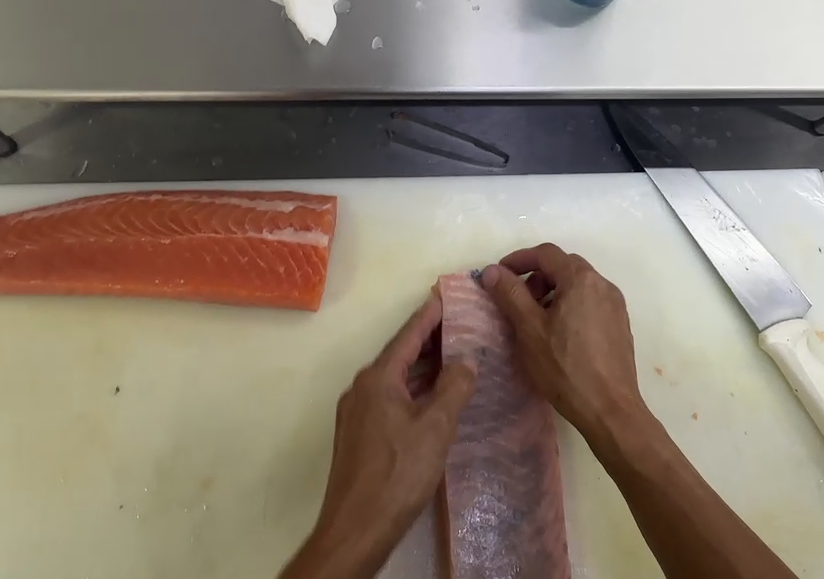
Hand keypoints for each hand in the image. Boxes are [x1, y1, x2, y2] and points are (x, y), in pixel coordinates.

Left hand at [281, 295, 475, 578]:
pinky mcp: (359, 434)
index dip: (431, 313)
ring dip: (423, 366)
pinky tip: (433, 396)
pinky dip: (414, 387)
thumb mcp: (436, 427)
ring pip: (396, 376)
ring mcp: (357, 411)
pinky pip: (390, 395)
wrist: (356, 530)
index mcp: (378, 378)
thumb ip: (454, 386)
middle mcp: (363, 387)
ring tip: (455, 354)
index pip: (409, 334)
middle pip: (401, 353)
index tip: (449, 293)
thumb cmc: (398, 473)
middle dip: (431, 338)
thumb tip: (467, 358)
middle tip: (461, 322)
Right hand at [480, 243, 649, 441]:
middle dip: (536, 276)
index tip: (499, 276)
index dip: (519, 260)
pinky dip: (570, 305)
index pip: (546, 253)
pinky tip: (559, 334)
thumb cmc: (565, 368)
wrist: (610, 410)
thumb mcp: (530, 329)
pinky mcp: (620, 324)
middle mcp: (602, 284)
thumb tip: (491, 270)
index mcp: (581, 279)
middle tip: (518, 300)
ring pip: (578, 284)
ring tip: (536, 319)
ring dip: (553, 291)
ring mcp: (615, 305)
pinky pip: (590, 301)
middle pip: (564, 266)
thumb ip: (510, 294)